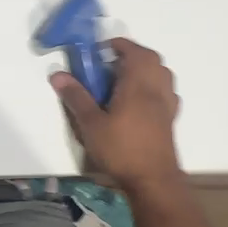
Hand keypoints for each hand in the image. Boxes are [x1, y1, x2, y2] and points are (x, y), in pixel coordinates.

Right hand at [51, 37, 181, 191]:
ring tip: (123, 79)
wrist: (154, 182)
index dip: (119, 44)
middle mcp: (156, 91)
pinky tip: (137, 101)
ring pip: (162, 75)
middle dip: (133, 54)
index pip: (135, 52)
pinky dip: (153, 87)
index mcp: (138, 85)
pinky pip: (165, 92)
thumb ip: (76, 97)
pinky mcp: (170, 121)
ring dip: (145, 69)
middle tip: (110, 62)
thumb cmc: (121, 149)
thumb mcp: (91, 124)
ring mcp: (167, 106)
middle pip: (153, 60)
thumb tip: (57, 74)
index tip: (101, 48)